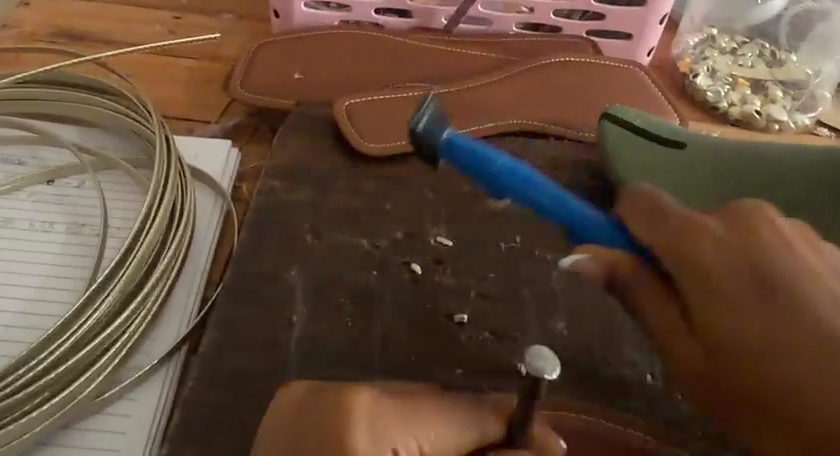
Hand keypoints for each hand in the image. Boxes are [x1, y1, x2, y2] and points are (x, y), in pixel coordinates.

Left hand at [249, 380, 564, 455]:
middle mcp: (327, 391)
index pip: (456, 409)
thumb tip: (539, 448)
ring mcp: (301, 402)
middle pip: (428, 406)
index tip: (551, 440)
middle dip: (471, 435)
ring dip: (434, 438)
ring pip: (396, 412)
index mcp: (361, 414)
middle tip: (517, 451)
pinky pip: (361, 421)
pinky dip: (393, 440)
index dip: (510, 423)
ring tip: (472, 452)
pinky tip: (416, 452)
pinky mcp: (288, 418)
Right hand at [562, 186, 839, 455]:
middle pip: (688, 221)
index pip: (636, 198)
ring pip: (734, 235)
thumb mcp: (693, 366)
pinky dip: (773, 277)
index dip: (624, 230)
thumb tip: (576, 253)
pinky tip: (805, 334)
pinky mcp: (836, 246)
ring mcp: (796, 227)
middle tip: (707, 330)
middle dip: (683, 262)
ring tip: (764, 339)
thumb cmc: (782, 408)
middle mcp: (745, 214)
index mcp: (701, 241)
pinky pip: (778, 248)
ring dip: (730, 270)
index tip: (635, 274)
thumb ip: (635, 295)